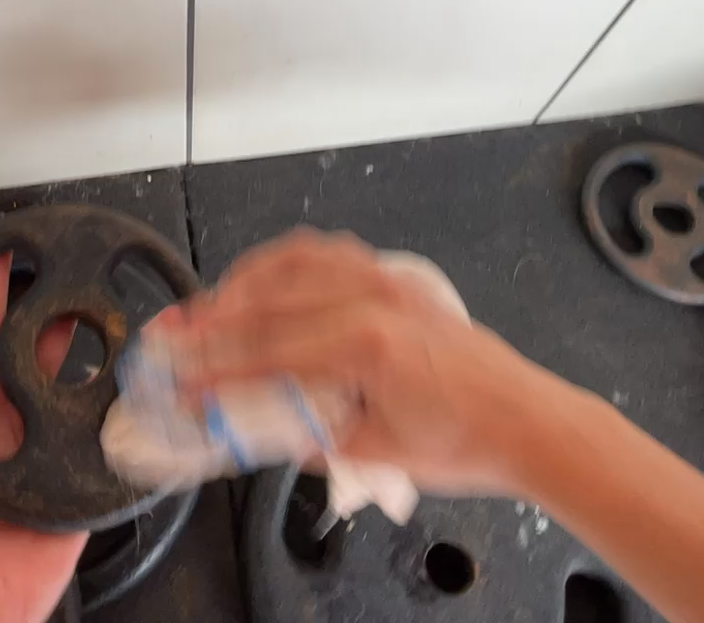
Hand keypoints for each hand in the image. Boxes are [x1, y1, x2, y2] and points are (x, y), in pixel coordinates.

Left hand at [0, 255, 86, 622]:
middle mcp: (6, 421)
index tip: (0, 258)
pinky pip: (98, 430)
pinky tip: (129, 379)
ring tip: (106, 312)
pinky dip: (114, 403)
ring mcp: (42, 446)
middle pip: (34, 349)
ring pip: (70, 381)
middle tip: (69, 271)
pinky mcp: (73, 477)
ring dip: (87, 348)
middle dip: (49, 307)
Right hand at [166, 228, 582, 495]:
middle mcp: (370, 297)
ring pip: (292, 261)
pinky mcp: (391, 273)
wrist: (527, 419)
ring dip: (242, 280)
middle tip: (175, 331)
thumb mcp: (379, 452)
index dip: (219, 369)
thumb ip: (311, 434)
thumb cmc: (464, 443)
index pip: (271, 353)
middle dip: (214, 318)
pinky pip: (324, 250)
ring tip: (210, 303)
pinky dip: (283, 260)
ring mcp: (382, 277)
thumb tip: (260, 426)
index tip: (183, 380)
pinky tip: (265, 275)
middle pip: (270, 300)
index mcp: (367, 344)